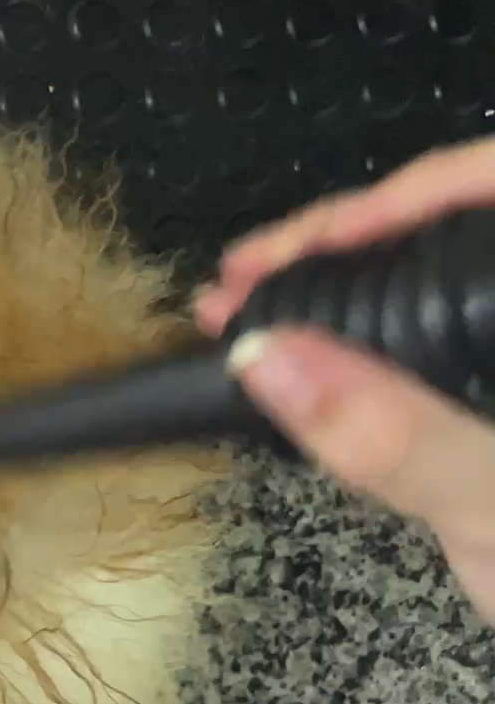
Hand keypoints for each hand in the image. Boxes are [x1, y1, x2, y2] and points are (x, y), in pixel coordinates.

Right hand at [192, 137, 494, 620]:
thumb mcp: (492, 507)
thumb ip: (390, 434)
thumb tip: (260, 355)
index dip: (406, 196)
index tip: (287, 252)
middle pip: (472, 222)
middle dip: (342, 242)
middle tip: (234, 280)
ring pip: (444, 274)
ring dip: (334, 282)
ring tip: (239, 305)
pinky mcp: (484, 389)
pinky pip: (427, 328)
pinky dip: (350, 329)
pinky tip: (293, 344)